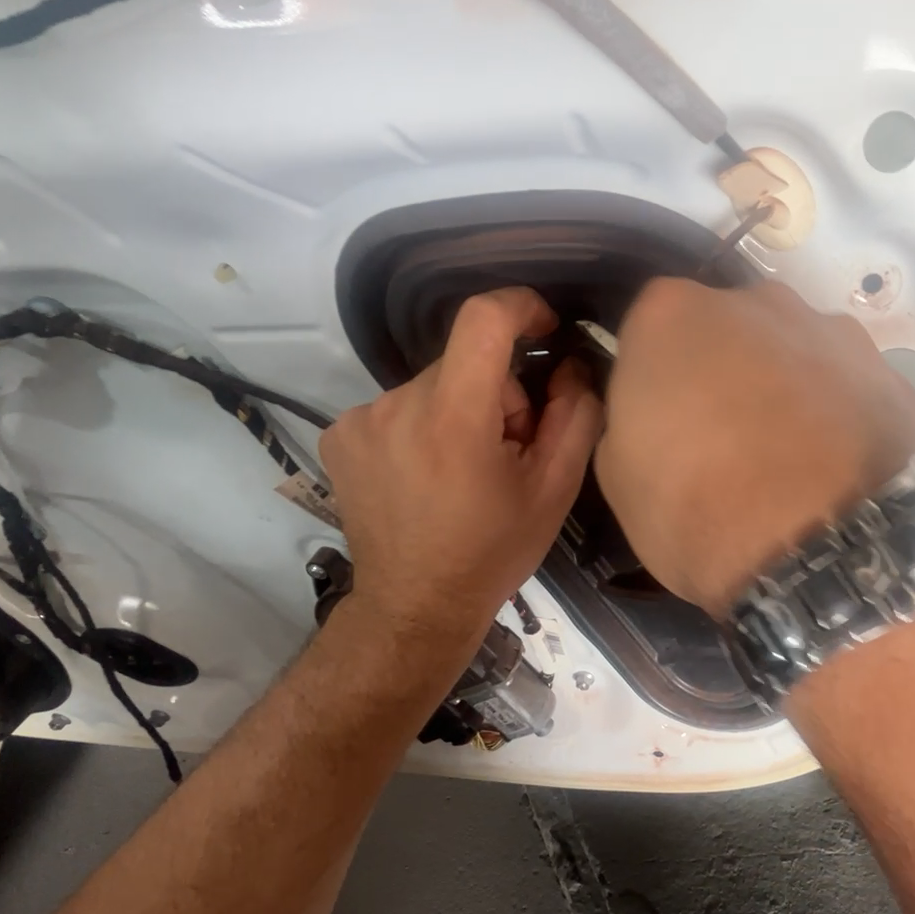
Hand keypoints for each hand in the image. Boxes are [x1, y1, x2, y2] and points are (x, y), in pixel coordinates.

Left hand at [319, 287, 602, 637]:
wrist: (417, 606)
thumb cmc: (494, 551)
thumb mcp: (555, 490)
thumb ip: (574, 416)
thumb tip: (569, 366)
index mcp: (455, 418)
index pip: (483, 319)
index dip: (521, 307)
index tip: (544, 329)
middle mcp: (398, 406)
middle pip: (464, 364)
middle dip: (497, 394)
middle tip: (508, 450)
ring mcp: (361, 420)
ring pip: (432, 387)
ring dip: (459, 411)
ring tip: (465, 471)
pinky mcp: (340, 435)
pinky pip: (398, 408)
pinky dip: (422, 427)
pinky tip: (427, 475)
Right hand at [595, 279, 914, 612]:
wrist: (819, 553)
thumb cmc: (697, 511)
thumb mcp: (618, 477)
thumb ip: (631, 420)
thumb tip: (656, 416)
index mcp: (673, 315)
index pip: (652, 331)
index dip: (656, 379)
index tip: (664, 424)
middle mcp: (757, 301)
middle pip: (729, 329)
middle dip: (725, 372)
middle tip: (728, 440)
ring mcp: (833, 332)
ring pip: (795, 352)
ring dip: (787, 389)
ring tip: (791, 460)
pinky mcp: (890, 375)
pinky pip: (847, 387)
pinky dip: (839, 415)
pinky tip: (836, 467)